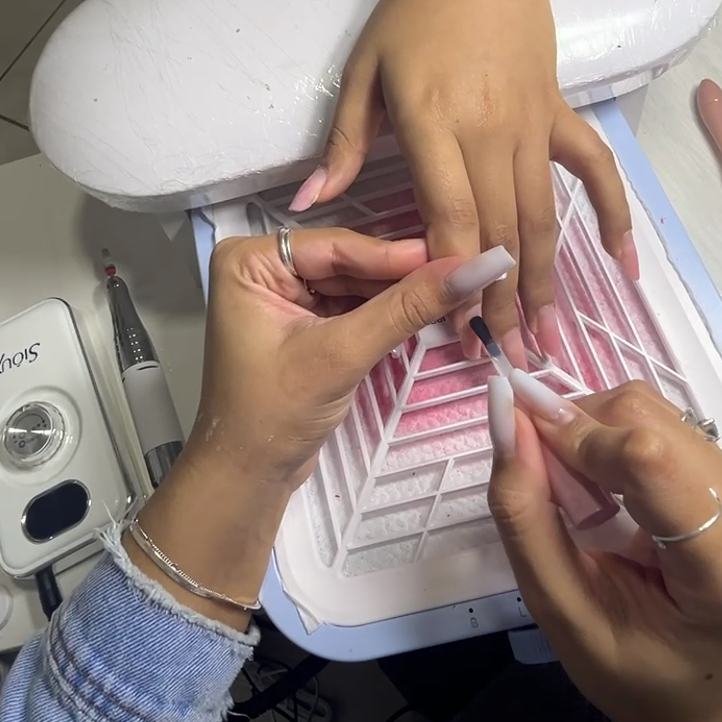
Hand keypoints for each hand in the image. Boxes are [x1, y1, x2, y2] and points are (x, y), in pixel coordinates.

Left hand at [128, 229, 509, 628]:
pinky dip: (385, 311)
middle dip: (403, 274)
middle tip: (468, 272)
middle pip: (347, 261)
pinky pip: (351, 304)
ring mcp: (282, 294)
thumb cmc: (273, 412)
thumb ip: (406, 308)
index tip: (460, 252)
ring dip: (400, 292)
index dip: (398, 254)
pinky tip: (427, 308)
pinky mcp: (301, 321)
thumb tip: (474, 268)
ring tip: (459, 289)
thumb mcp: (341, 354)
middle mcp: (262, 267)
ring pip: (354, 282)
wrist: (247, 476)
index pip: (335, 245)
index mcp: (248, 260)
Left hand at [299, 0, 633, 368]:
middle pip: (499, 230)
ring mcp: (534, 126)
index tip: (455, 327)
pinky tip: (624, 264)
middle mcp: (491, 133)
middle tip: (508, 359)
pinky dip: (613, 216)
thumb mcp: (363, 72)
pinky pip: (593, 170)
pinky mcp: (559, 115)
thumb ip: (342, 143)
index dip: (454, 275)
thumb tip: (306, 200)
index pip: (449, 216)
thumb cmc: (413, 15)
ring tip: (549, 337)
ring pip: (543, 216)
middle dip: (503, 299)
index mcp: (435, 125)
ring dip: (548, 280)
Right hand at [488, 382, 721, 721]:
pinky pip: (668, 424)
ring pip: (654, 412)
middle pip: (648, 422)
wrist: (711, 707)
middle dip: (578, 433)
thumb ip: (525, 514)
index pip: (651, 461)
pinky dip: (617, 435)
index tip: (521, 435)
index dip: (577, 435)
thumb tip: (504, 414)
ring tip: (581, 489)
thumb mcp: (560, 611)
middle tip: (546, 478)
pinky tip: (610, 483)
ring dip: (595, 430)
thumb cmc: (634, 675)